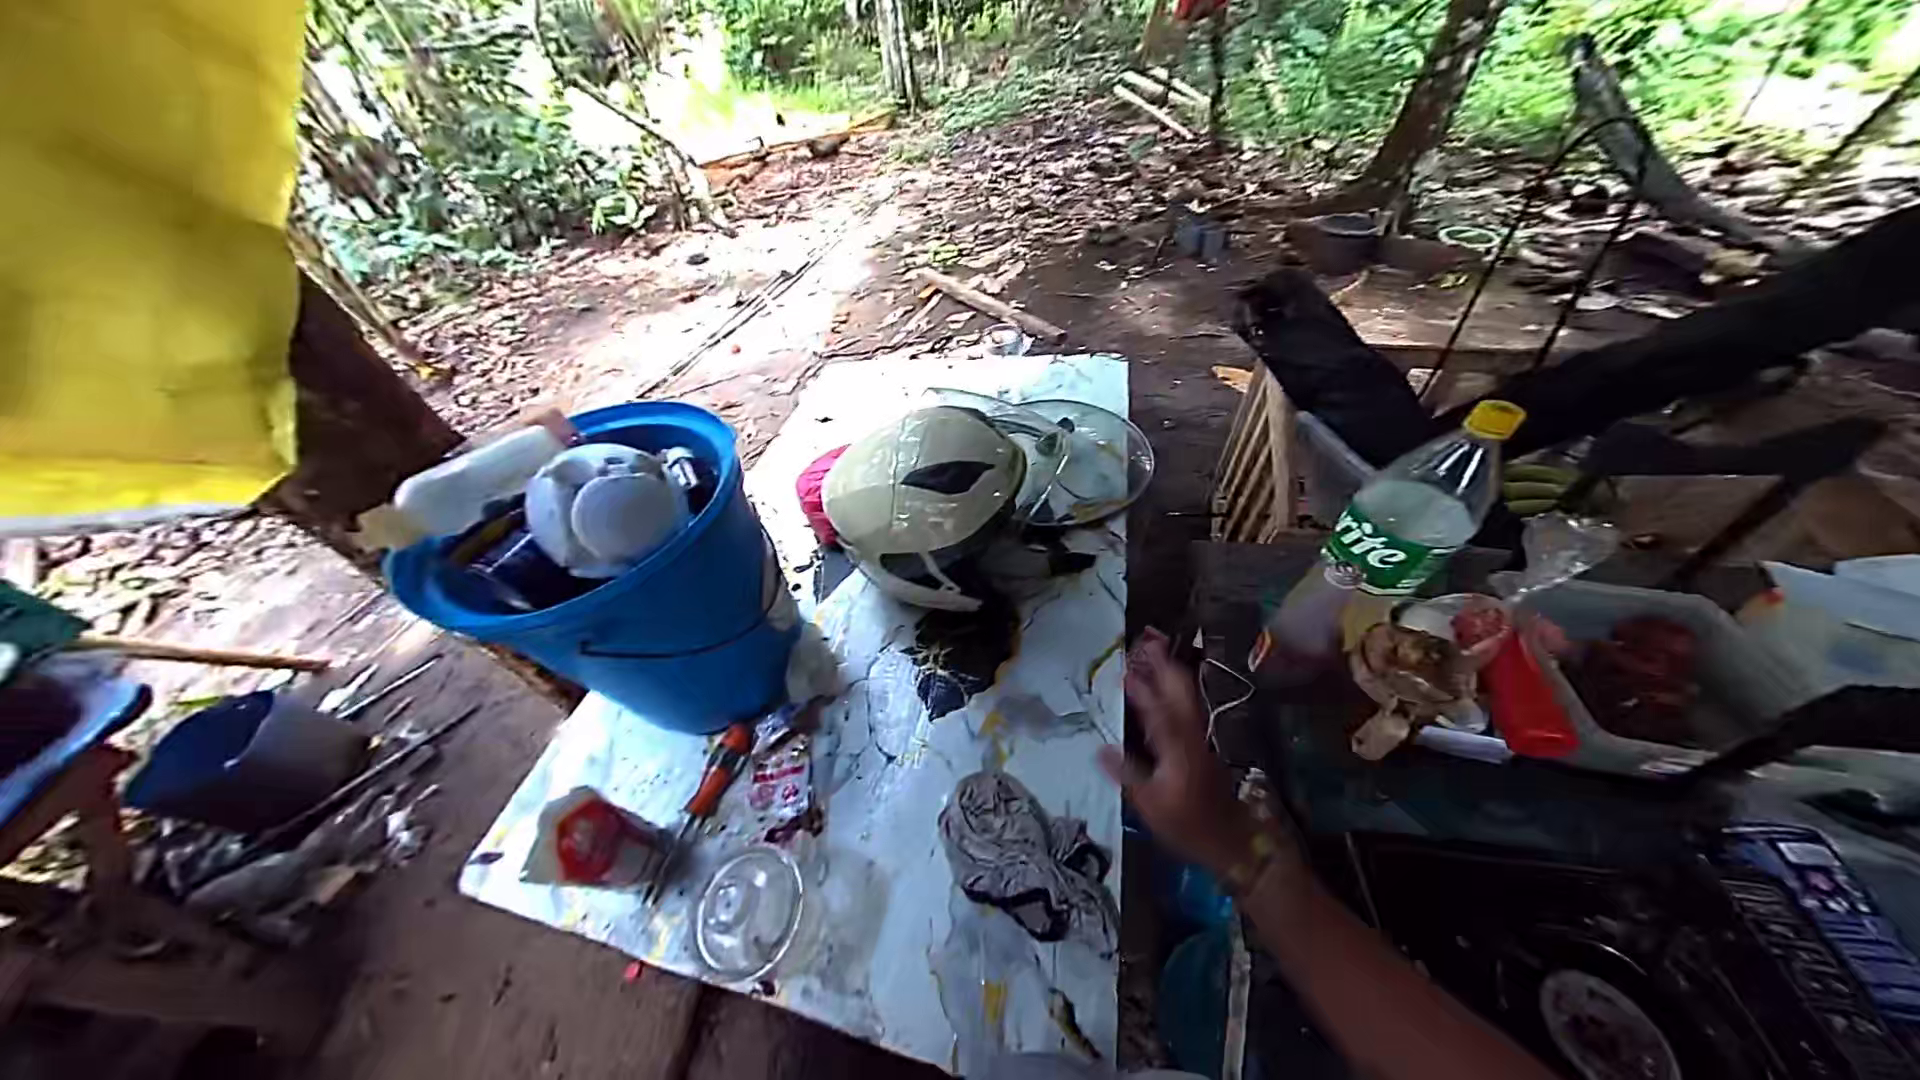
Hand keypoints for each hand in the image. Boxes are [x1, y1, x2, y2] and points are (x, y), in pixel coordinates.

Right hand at [1100, 628, 1289, 877]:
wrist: (1234, 842)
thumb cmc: (1190, 826)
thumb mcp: (1151, 805)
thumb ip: (1127, 774)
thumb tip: (1100, 749)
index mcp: (1178, 746)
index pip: (1157, 708)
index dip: (1141, 688)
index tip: (1124, 669)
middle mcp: (1192, 734)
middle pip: (1180, 689)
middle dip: (1164, 663)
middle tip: (1146, 640)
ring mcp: (1200, 738)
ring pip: (1186, 695)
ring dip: (1171, 672)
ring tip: (1153, 653)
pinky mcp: (1202, 745)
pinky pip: (1186, 706)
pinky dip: (1174, 689)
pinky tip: (1163, 687)